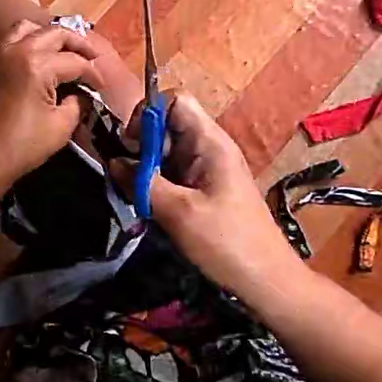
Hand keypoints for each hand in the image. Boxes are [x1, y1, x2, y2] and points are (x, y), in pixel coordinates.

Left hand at [0, 22, 103, 201]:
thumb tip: (83, 95)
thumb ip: (77, 104)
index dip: (93, 74)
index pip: (75, 61)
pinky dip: (27, 41)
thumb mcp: (60, 128)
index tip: (101, 87)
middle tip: (93, 58)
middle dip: (78, 44)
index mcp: (37, 65)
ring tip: (64, 50)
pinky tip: (36, 57)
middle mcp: (17, 50)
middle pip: (55, 33)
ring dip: (50, 35)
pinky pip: (10, 39)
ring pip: (29, 28)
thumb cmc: (19, 147)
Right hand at [109, 91, 307, 300]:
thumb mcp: (179, 213)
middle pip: (168, 124)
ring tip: (138, 194)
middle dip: (143, 144)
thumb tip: (114, 162)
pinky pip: (173, 172)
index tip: (133, 144)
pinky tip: (152, 207)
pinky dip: (157, 183)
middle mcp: (209, 147)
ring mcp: (207, 168)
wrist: (266, 281)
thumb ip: (143, 184)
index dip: (148, 112)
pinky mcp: (204, 188)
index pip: (175, 100)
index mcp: (210, 142)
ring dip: (148, 167)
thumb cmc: (227, 243)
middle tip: (131, 175)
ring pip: (167, 150)